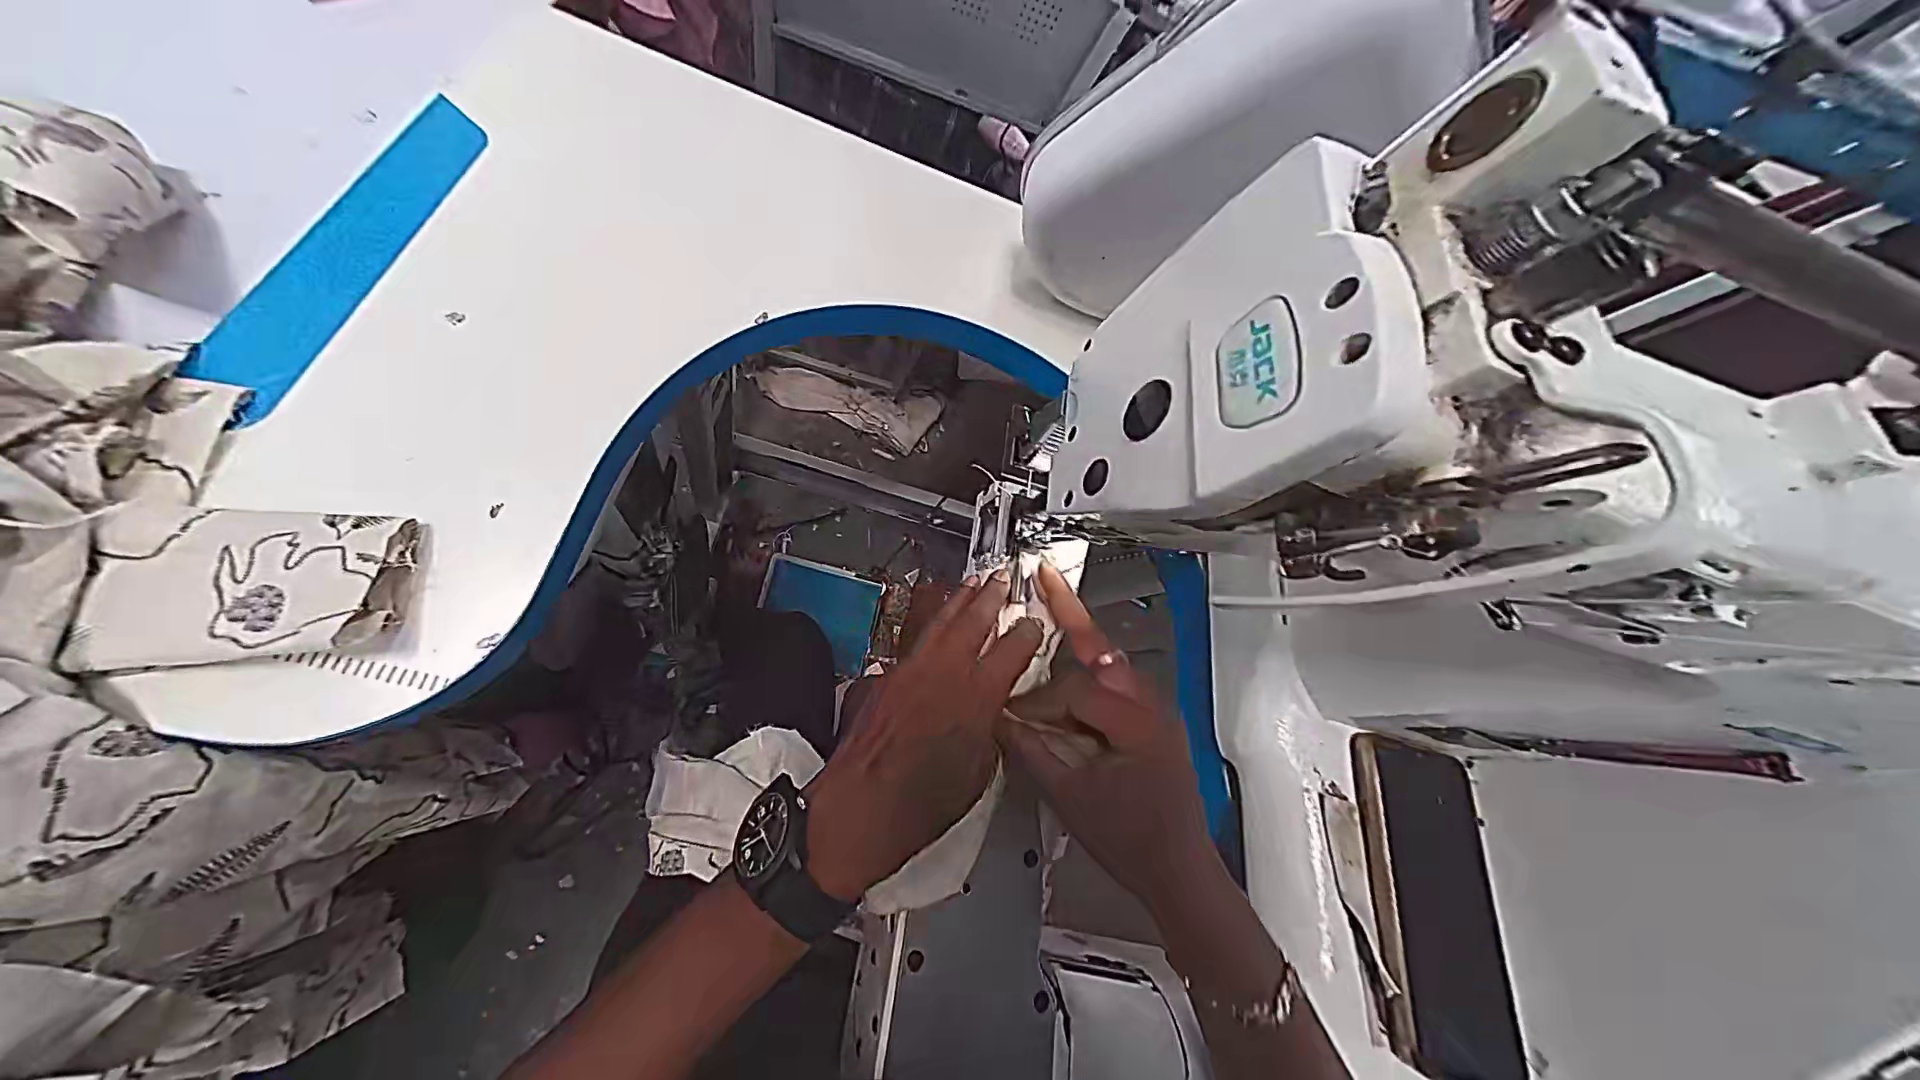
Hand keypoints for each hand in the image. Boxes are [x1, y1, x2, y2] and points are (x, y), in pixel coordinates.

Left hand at [805, 570, 1041, 901]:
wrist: (860, 807)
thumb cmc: (920, 803)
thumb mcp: (979, 771)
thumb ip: (990, 730)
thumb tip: (991, 715)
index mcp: (977, 696)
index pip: (1012, 650)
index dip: (1027, 634)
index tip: (1034, 625)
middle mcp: (944, 674)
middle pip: (974, 620)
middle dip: (991, 596)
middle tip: (1001, 579)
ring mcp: (911, 671)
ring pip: (941, 623)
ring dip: (959, 600)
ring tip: (972, 584)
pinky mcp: (886, 678)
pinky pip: (916, 642)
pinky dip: (932, 626)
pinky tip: (937, 625)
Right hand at [999, 563, 1215, 916]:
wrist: (1178, 869)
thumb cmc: (1130, 839)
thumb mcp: (1069, 796)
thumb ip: (1031, 749)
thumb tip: (999, 718)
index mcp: (1134, 720)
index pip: (1074, 691)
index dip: (1037, 702)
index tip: (1009, 714)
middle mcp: (1150, 705)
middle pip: (1100, 651)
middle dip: (1069, 616)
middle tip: (1044, 579)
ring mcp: (1156, 711)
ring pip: (1110, 662)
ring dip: (1079, 640)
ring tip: (1052, 609)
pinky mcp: (1152, 722)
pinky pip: (1117, 684)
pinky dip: (1089, 671)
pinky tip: (1066, 673)